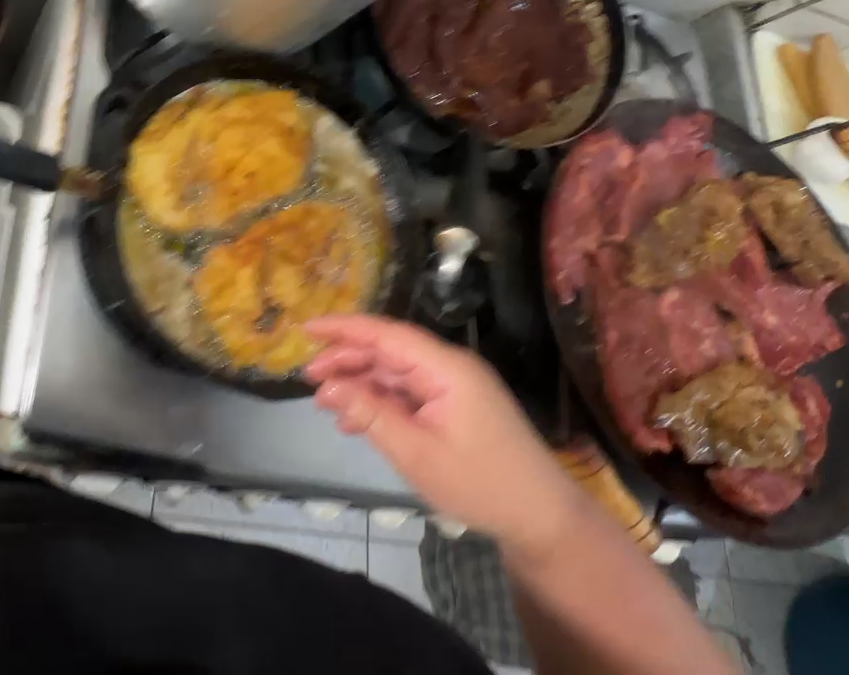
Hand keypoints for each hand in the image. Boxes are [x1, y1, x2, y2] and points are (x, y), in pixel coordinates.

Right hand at [305, 315, 585, 556]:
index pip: (385, 334)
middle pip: (387, 350)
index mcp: (445, 369)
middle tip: (307, 378)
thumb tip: (327, 385)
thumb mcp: (415, 452)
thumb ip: (369, 413)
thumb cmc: (481, 484)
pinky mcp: (454, 405)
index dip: (343, 328)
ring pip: (394, 372)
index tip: (305, 330)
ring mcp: (453, 386)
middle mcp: (449, 367)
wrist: (543, 519)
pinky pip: (408, 392)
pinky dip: (379, 402)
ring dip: (359, 384)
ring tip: (325, 404)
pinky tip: (354, 421)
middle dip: (346, 359)